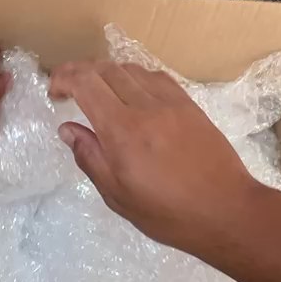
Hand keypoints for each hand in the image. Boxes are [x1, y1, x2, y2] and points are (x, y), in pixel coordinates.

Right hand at [49, 60, 271, 248]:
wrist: (226, 211)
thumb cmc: (167, 213)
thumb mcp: (117, 195)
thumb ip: (89, 157)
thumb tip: (68, 129)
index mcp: (122, 131)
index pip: (85, 83)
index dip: (63, 78)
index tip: (54, 92)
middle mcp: (145, 107)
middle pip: (104, 68)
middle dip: (79, 71)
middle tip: (67, 88)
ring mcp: (170, 102)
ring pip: (129, 68)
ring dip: (105, 72)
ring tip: (97, 90)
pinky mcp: (189, 104)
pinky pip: (155, 76)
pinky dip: (134, 77)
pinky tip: (131, 93)